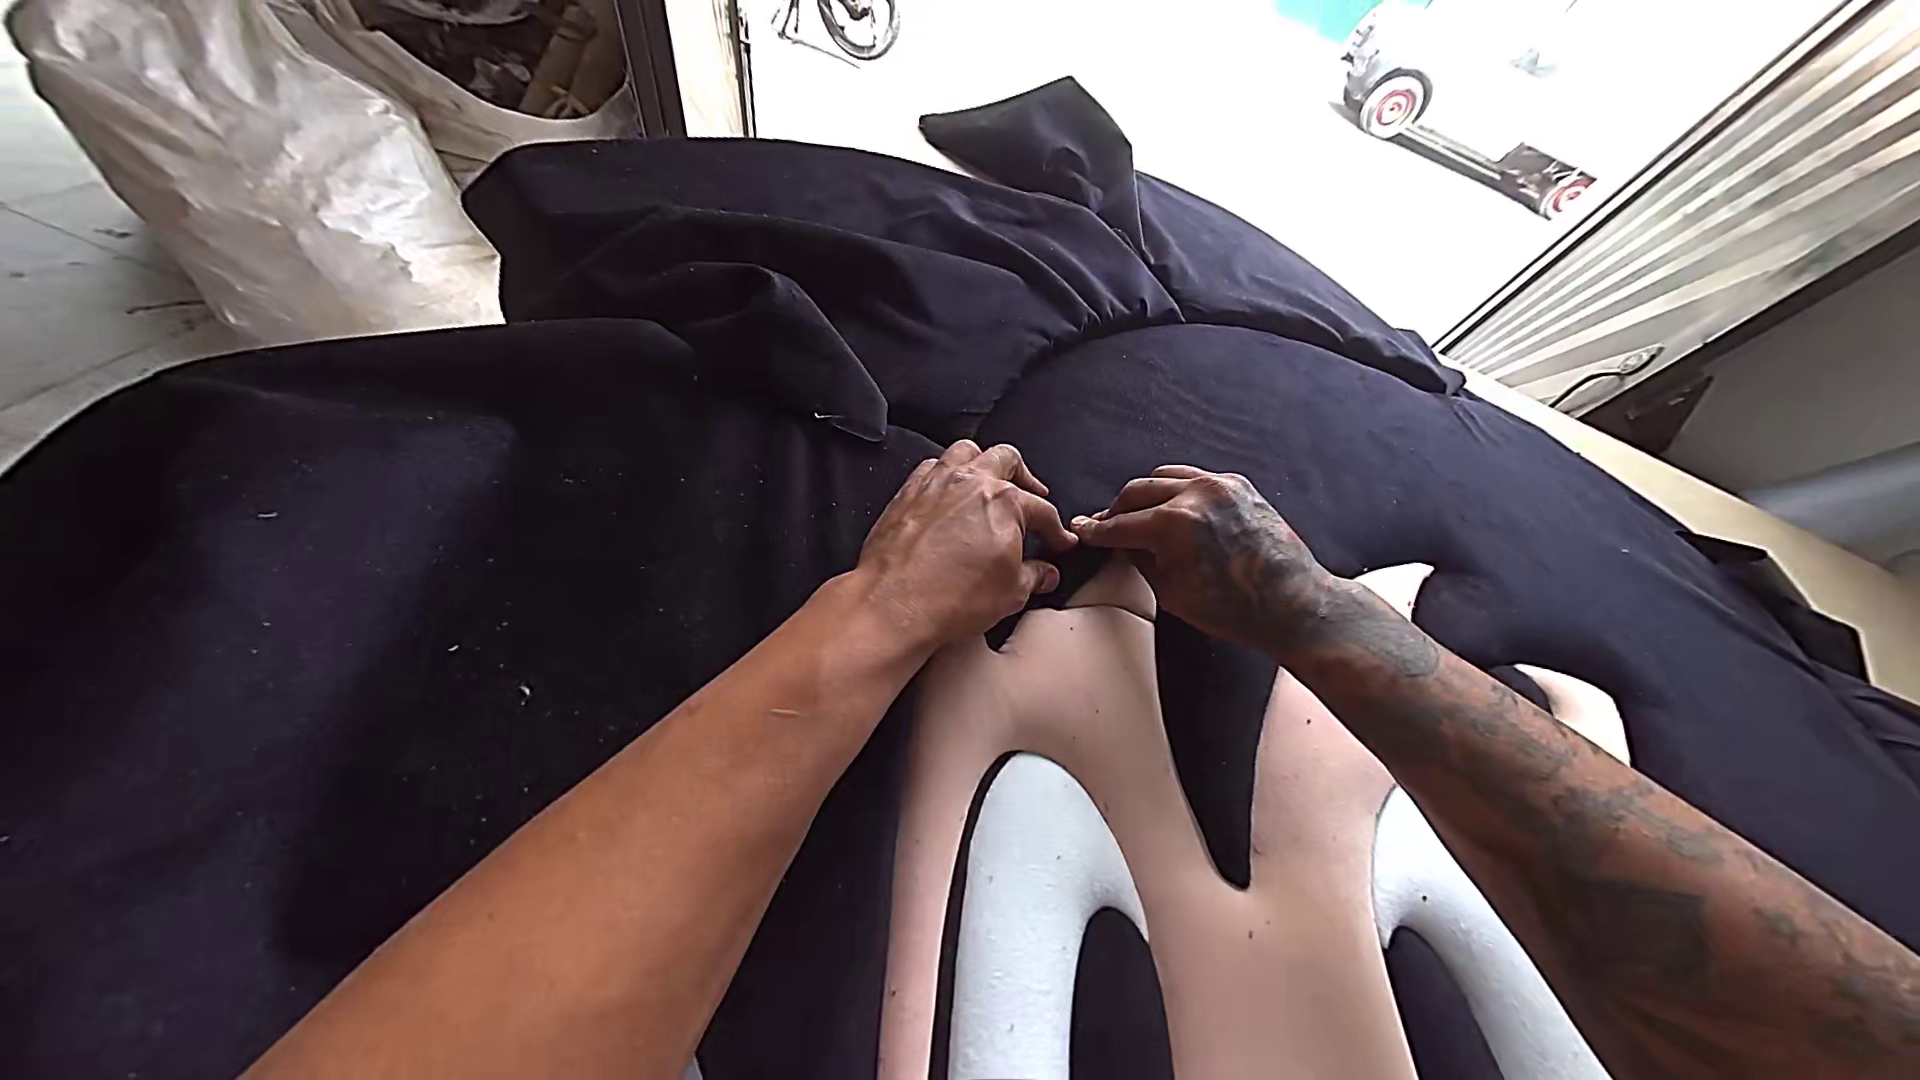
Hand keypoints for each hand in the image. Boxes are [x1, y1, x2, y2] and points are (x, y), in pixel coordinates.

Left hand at [852, 441, 1077, 648]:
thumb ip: (1033, 576)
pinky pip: (932, 467)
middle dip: (1026, 478)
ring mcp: (936, 482)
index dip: (1056, 529)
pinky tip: (949, 491)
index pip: (1042, 510)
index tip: (1059, 541)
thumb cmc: (950, 598)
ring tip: (990, 480)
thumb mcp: (1010, 593)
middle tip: (1032, 496)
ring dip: (984, 462)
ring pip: (967, 451)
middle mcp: (970, 481)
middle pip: (1007, 460)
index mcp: (1004, 501)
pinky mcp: (907, 492)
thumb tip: (1045, 573)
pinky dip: (946, 472)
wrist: (893, 604)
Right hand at [1069, 466, 1337, 653]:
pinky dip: (1173, 489)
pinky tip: (1169, 507)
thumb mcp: (1171, 592)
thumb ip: (1139, 559)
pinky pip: (1191, 477)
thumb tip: (1120, 542)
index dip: (1095, 531)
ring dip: (1142, 495)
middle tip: (1106, 526)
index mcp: (1175, 525)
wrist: (1295, 606)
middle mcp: (1196, 495)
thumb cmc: (1236, 609)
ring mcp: (1220, 485)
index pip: (1119, 525)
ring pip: (1161, 477)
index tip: (1081, 529)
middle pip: (1135, 492)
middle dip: (1116, 511)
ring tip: (1136, 515)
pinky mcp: (1238, 485)